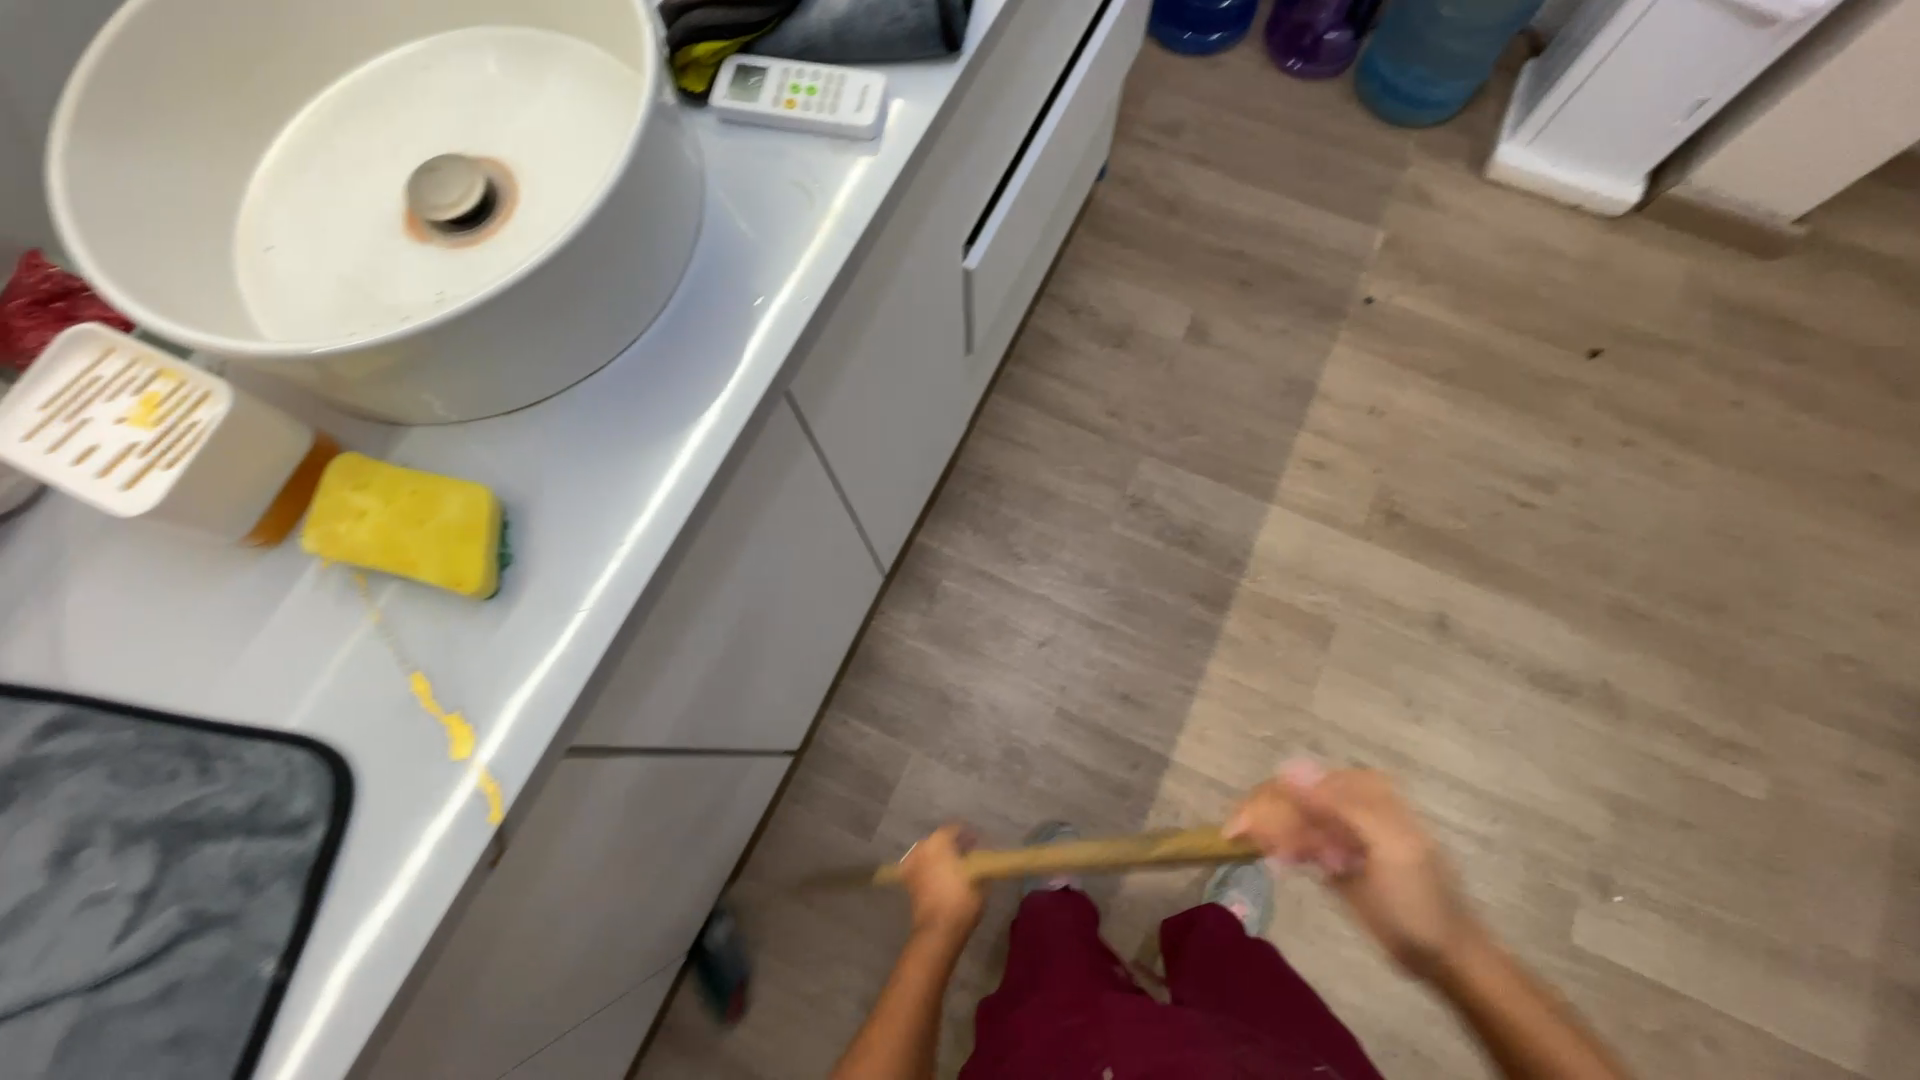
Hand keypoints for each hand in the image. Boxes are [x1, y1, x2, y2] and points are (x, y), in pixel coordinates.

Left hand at [898, 824, 985, 939]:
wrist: (938, 929)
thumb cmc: (962, 900)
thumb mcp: (981, 879)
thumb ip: (981, 862)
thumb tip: (982, 855)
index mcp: (940, 841)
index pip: (956, 829)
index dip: (969, 835)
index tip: (979, 844)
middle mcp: (923, 846)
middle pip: (941, 840)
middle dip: (953, 845)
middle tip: (968, 856)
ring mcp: (912, 862)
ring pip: (929, 853)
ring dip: (940, 857)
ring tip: (954, 869)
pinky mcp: (907, 880)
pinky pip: (921, 867)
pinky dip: (929, 869)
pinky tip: (939, 878)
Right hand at [1228, 763, 1485, 980]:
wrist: (1445, 956)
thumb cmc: (1419, 900)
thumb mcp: (1387, 847)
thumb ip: (1340, 805)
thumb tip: (1289, 767)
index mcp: (1365, 789)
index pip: (1300, 780)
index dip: (1266, 801)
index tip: (1238, 830)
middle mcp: (1350, 802)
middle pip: (1291, 797)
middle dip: (1266, 818)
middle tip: (1242, 843)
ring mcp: (1342, 831)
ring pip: (1291, 819)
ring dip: (1276, 837)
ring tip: (1277, 862)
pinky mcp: (1336, 857)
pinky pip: (1300, 841)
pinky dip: (1287, 851)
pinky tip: (1280, 865)